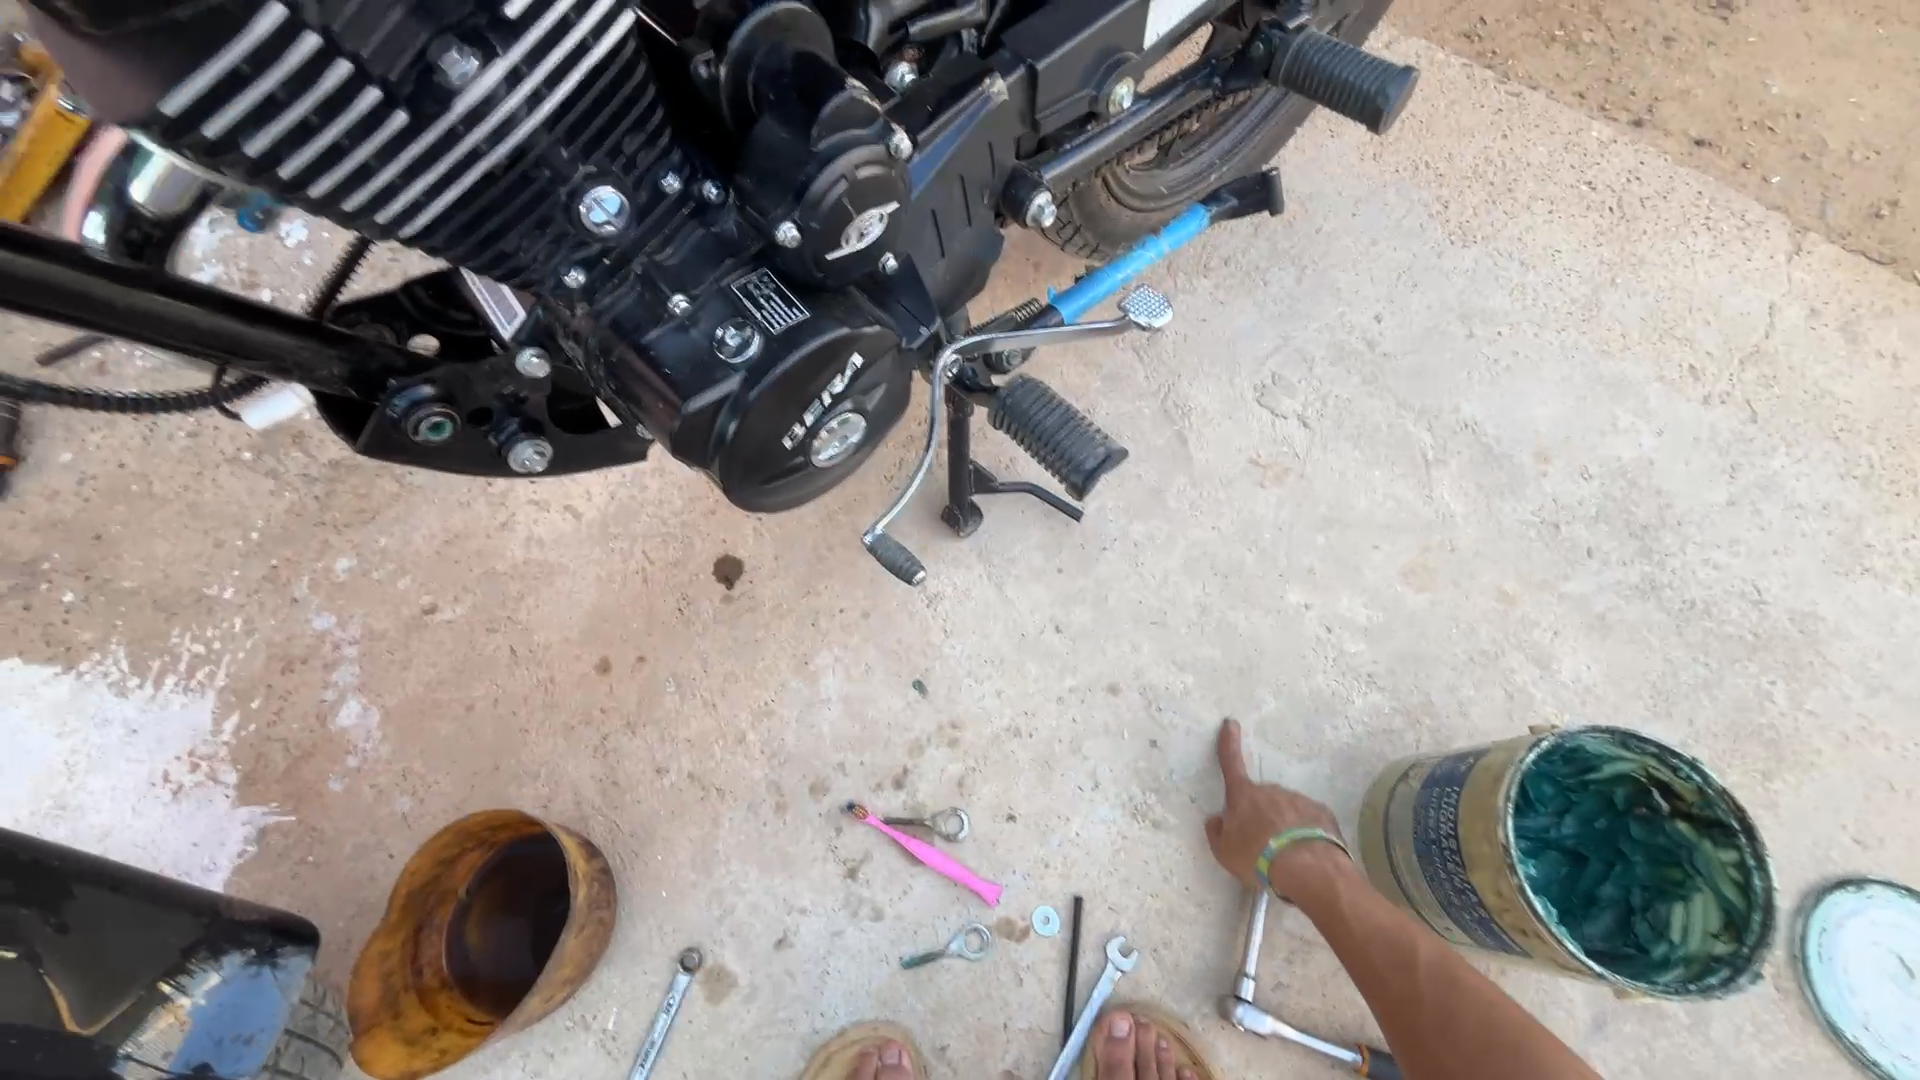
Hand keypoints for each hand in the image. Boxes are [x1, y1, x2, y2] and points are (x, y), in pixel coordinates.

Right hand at [1204, 718, 1354, 897]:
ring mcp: (1299, 800)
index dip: (1229, 743)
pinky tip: (1305, 853)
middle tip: (1262, 844)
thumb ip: (1217, 832)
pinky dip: (1306, 832)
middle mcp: (1271, 791)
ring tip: (1286, 856)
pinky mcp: (1322, 814)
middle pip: (1262, 798)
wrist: (1308, 871)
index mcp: (1243, 796)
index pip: (1231, 763)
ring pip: (1287, 809)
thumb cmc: (1257, 858)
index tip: (1230, 723)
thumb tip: (1217, 819)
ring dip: (1285, 825)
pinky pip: (1309, 820)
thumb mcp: (1224, 851)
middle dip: (1262, 814)